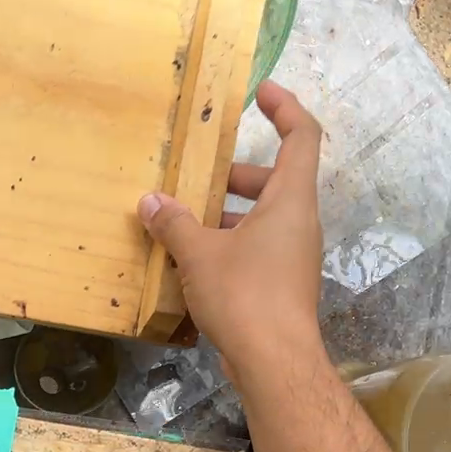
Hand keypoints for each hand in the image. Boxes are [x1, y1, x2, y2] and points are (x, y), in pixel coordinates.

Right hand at [137, 82, 324, 372]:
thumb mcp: (199, 255)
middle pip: (273, 180)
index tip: (261, 92)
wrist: (273, 359)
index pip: (301, 136)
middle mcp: (298, 222)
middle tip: (197, 177)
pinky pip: (254, 249)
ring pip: (260, 219)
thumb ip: (174, 224)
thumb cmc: (244, 295)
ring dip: (224, 215)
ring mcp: (292, 255)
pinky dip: (227, 245)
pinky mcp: (280, 285)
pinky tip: (192, 262)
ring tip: (183, 222)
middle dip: (234, 174)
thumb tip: (150, 202)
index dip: (284, 107)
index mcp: (290, 200)